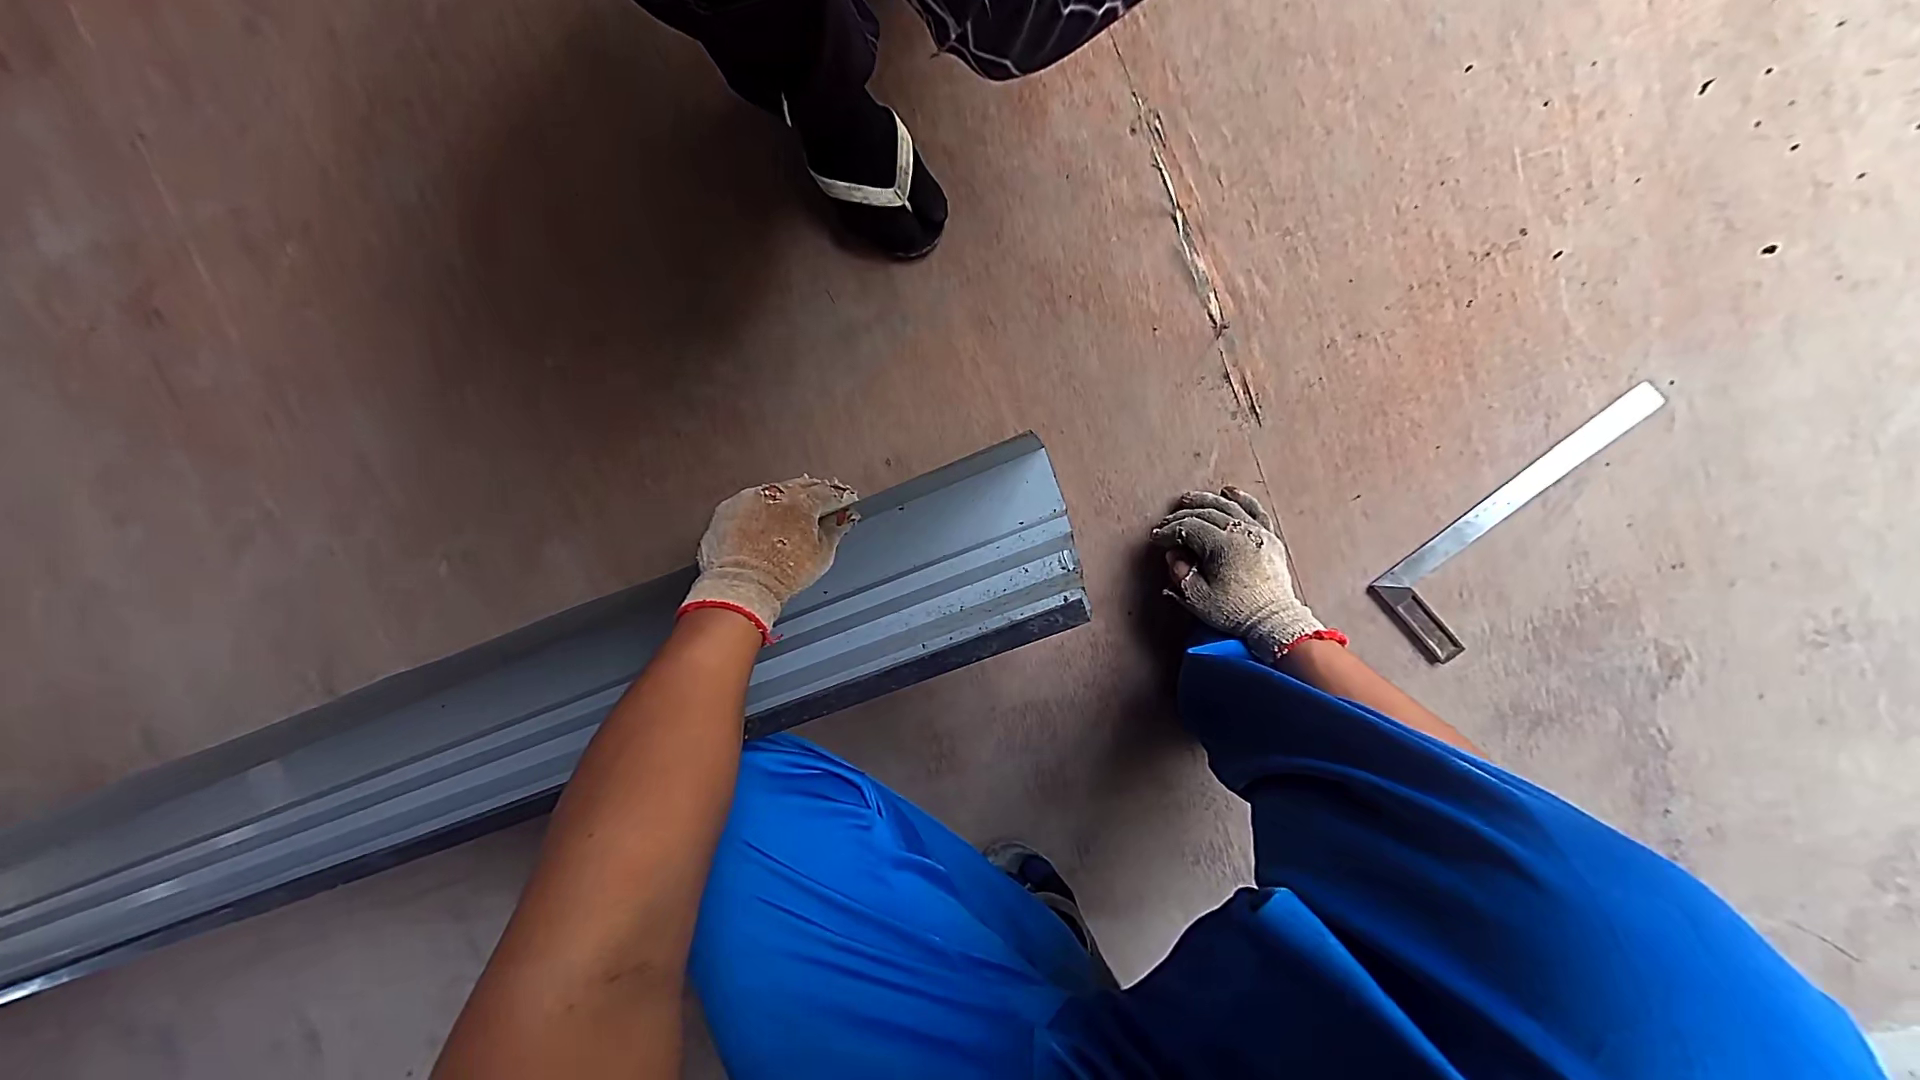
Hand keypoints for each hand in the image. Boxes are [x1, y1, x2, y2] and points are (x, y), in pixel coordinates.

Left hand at [680, 476, 859, 641]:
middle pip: (800, 487)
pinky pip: (749, 505)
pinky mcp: (727, 509)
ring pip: (773, 494)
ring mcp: (749, 499)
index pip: (828, 492)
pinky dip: (758, 513)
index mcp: (803, 500)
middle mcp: (775, 493)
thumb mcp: (822, 554)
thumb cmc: (781, 573)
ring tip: (787, 526)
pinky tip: (762, 531)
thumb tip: (842, 520)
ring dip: (782, 504)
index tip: (842, 505)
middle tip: (817, 513)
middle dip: (811, 497)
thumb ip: (835, 530)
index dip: (839, 499)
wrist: (743, 585)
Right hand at [1149, 486, 1331, 661]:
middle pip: (1206, 513)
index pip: (1189, 528)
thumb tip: (1174, 554)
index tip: (1156, 538)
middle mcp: (1242, 533)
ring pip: (1228, 507)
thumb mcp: (1198, 597)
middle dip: (1181, 516)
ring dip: (1206, 500)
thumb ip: (1181, 572)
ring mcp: (1259, 533)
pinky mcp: (1269, 539)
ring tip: (1188, 499)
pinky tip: (1229, 492)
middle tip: (1166, 522)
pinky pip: (1255, 511)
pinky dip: (1241, 499)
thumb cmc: (1236, 612)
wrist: (1274, 622)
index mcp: (1223, 545)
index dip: (1169, 531)